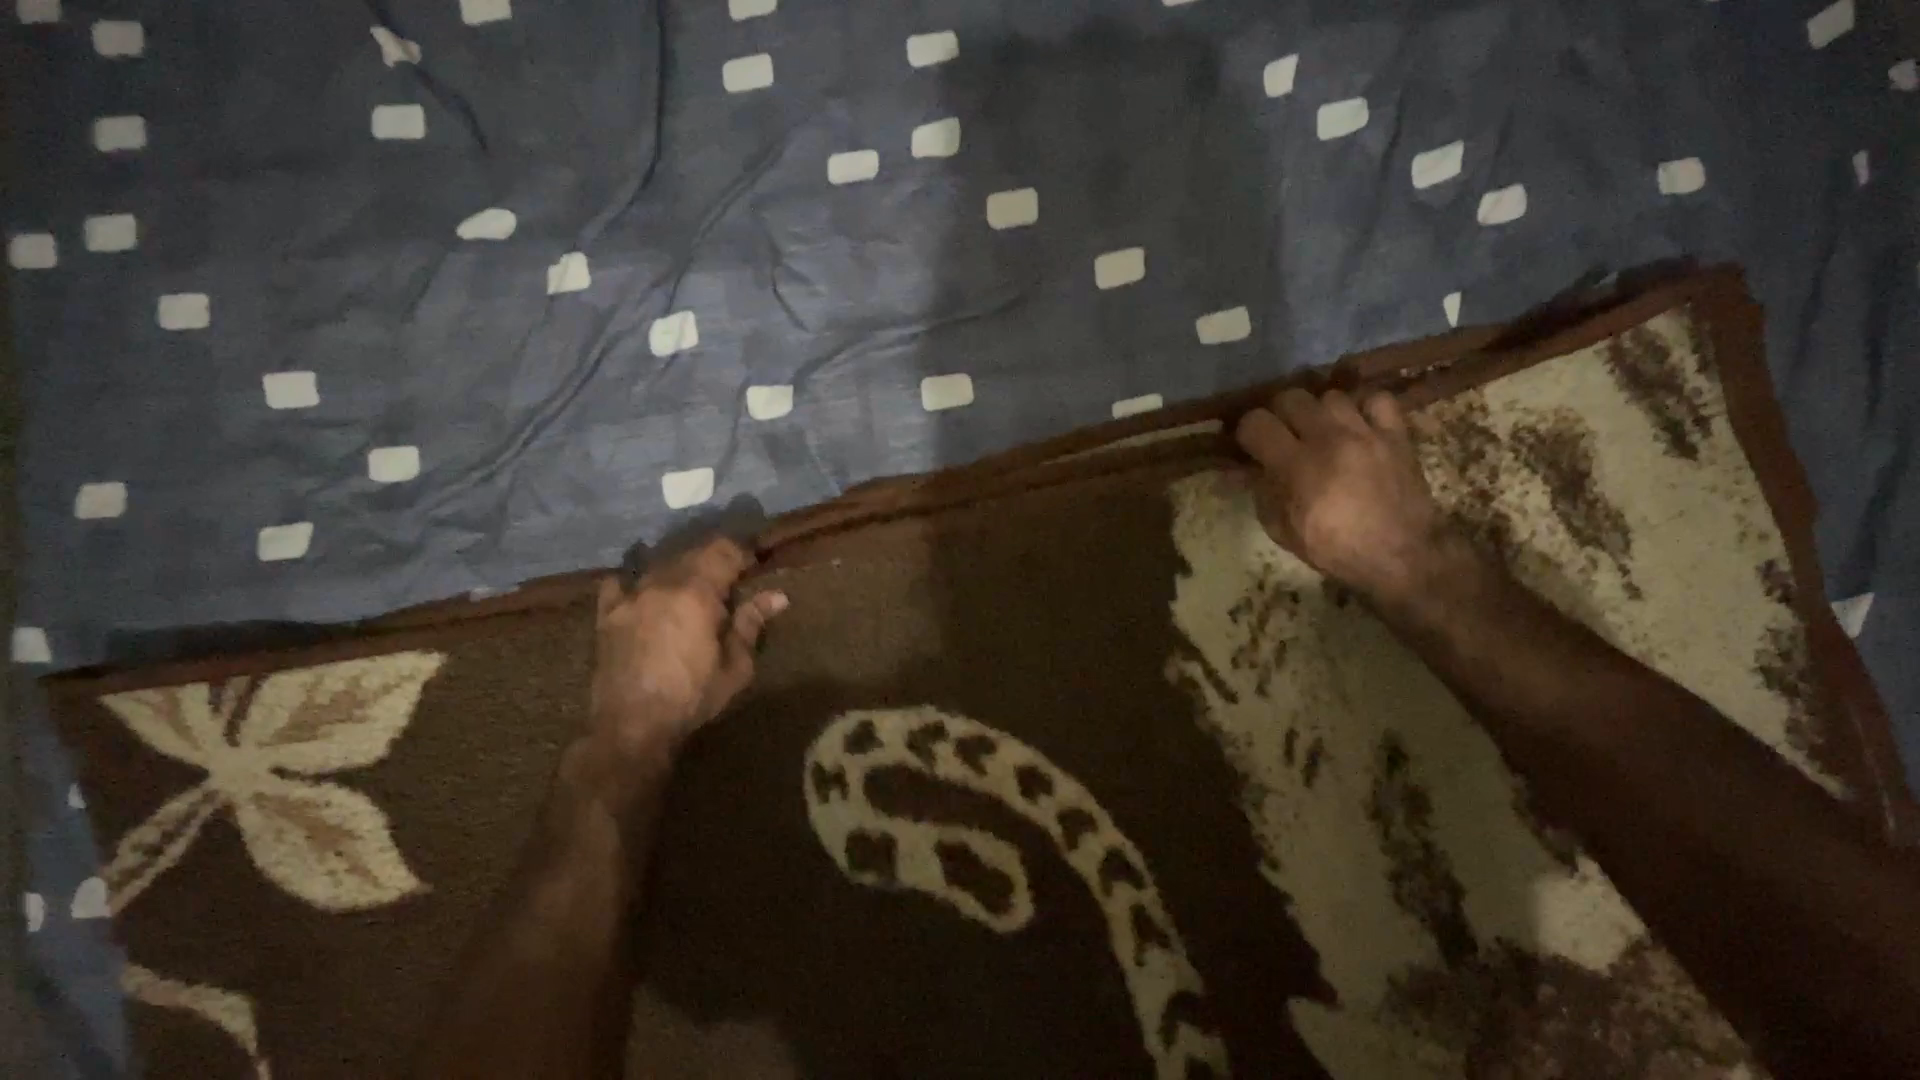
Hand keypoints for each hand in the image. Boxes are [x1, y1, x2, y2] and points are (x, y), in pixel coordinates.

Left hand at [588, 537, 788, 762]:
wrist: (631, 726)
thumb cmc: (692, 697)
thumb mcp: (735, 667)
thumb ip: (751, 624)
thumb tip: (778, 596)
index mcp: (697, 592)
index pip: (724, 551)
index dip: (742, 553)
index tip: (755, 565)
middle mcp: (661, 583)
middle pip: (692, 554)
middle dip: (714, 562)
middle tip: (729, 583)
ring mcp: (630, 596)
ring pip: (659, 566)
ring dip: (680, 571)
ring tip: (692, 591)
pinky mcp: (607, 614)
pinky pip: (618, 583)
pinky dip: (635, 582)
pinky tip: (643, 591)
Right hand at [1234, 387, 1446, 603]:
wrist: (1400, 557)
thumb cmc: (1335, 549)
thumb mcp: (1282, 530)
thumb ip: (1261, 493)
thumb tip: (1245, 470)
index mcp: (1295, 466)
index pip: (1256, 423)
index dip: (1247, 432)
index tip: (1251, 445)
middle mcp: (1328, 439)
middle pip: (1291, 398)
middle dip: (1280, 414)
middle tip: (1284, 434)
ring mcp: (1365, 432)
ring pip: (1331, 395)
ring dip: (1320, 412)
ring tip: (1323, 431)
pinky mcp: (1396, 434)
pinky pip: (1377, 400)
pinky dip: (1365, 408)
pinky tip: (1360, 426)